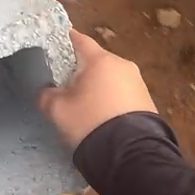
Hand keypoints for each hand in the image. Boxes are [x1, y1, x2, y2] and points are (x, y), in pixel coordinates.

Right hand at [38, 30, 157, 150]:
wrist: (131, 155)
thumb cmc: (90, 122)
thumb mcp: (57, 110)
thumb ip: (46, 94)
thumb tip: (47, 90)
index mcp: (100, 59)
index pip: (78, 39)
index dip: (63, 41)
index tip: (52, 48)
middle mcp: (122, 65)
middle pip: (95, 60)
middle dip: (80, 69)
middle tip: (65, 85)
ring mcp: (138, 83)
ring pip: (110, 77)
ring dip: (97, 86)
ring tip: (85, 106)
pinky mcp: (148, 101)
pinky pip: (122, 93)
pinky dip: (111, 99)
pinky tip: (103, 116)